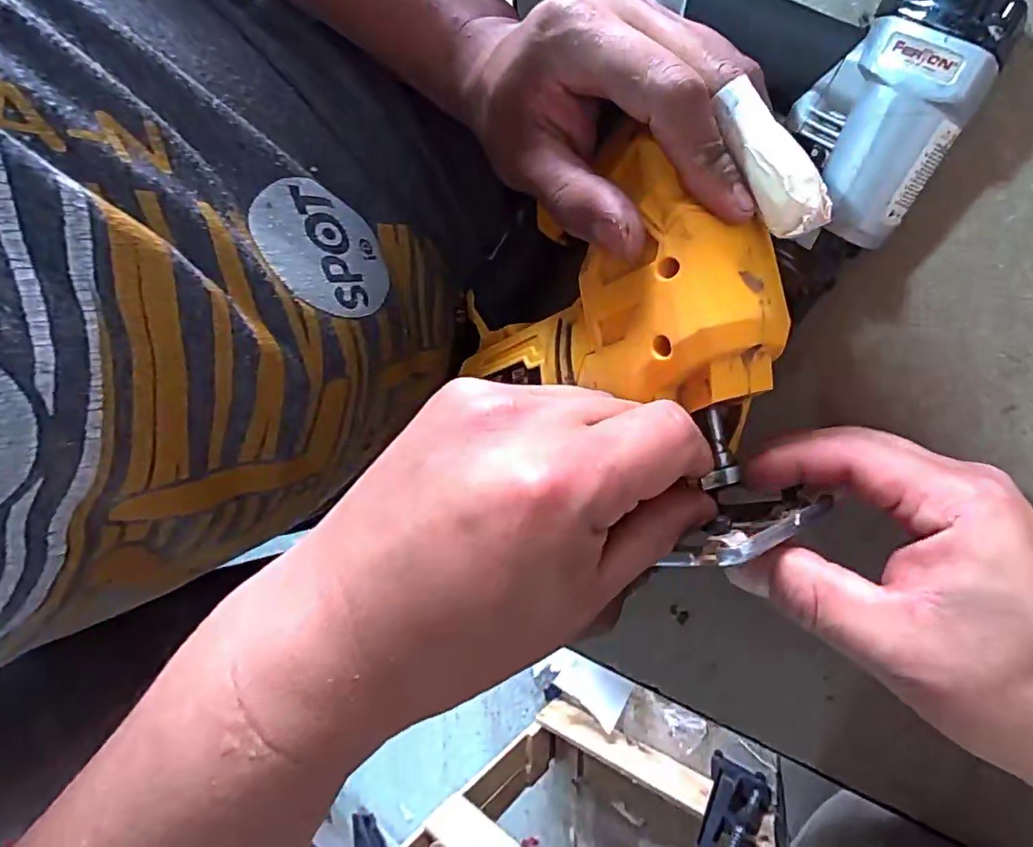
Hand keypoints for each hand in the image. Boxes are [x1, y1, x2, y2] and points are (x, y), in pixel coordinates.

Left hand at [227, 379, 715, 755]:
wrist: (340, 627)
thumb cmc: (457, 640)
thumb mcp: (580, 601)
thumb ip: (652, 535)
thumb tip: (691, 498)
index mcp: (563, 480)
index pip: (672, 427)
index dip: (689, 462)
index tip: (677, 490)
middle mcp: (523, 420)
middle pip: (628, 408)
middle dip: (636, 455)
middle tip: (607, 509)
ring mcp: (484, 397)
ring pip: (582, 400)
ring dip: (588, 441)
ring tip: (547, 498)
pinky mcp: (456, 392)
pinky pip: (533, 400)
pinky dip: (542, 433)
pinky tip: (509, 479)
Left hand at [459, 0, 763, 258]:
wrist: (500, 64)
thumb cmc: (509, 113)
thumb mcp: (526, 165)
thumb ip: (575, 201)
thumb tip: (632, 243)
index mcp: (582, 37)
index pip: (669, 89)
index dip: (708, 151)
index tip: (735, 207)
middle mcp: (627, 7)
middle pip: (713, 68)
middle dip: (747, 141)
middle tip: (766, 201)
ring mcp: (653, 8)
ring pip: (728, 62)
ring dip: (753, 126)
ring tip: (762, 182)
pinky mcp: (671, 23)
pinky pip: (722, 65)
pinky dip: (741, 112)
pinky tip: (743, 152)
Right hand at [727, 429, 1032, 803]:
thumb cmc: (1004, 692)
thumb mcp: (893, 646)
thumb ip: (812, 596)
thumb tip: (748, 562)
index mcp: (962, 501)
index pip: (859, 454)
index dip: (795, 457)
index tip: (749, 476)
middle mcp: (971, 484)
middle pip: (867, 450)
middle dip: (803, 461)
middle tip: (753, 485)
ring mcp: (974, 497)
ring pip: (879, 464)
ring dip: (824, 473)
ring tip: (776, 491)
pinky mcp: (970, 516)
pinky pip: (895, 485)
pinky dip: (849, 489)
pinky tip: (822, 504)